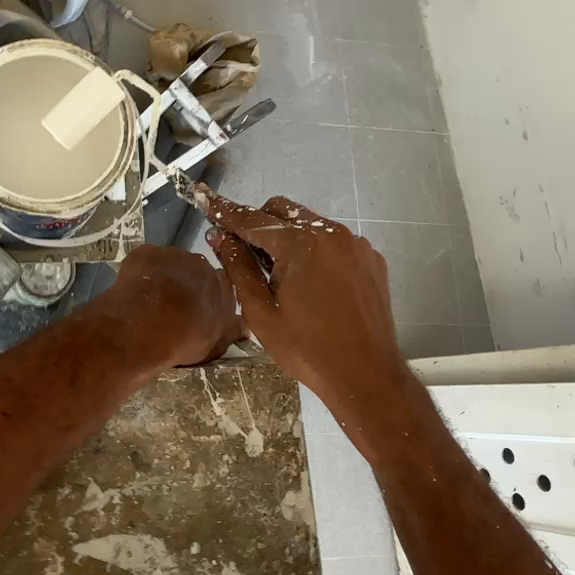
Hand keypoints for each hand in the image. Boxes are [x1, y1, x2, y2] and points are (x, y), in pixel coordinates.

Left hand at [92, 244, 245, 366]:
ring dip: (164, 275)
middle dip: (186, 283)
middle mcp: (200, 263)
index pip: (221, 283)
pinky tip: (135, 289)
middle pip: (195, 269)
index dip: (208, 294)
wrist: (146, 327)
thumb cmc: (185, 339)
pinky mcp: (145, 252)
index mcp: (221, 284)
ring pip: (170, 262)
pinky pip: (146, 259)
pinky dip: (142, 270)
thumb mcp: (215, 344)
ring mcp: (172, 255)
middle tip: (173, 304)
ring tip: (151, 298)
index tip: (198, 307)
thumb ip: (231, 330)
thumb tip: (245, 327)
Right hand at [203, 192, 405, 402]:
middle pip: (282, 211)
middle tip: (244, 252)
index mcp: (301, 244)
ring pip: (309, 224)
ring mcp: (355, 244)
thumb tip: (219, 236)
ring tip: (281, 276)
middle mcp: (331, 233)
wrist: (366, 376)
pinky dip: (315, 251)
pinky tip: (312, 284)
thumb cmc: (306, 349)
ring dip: (288, 238)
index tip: (204, 197)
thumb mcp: (260, 312)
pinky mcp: (370, 258)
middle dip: (258, 223)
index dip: (225, 211)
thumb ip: (238, 267)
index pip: (252, 219)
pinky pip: (333, 241)